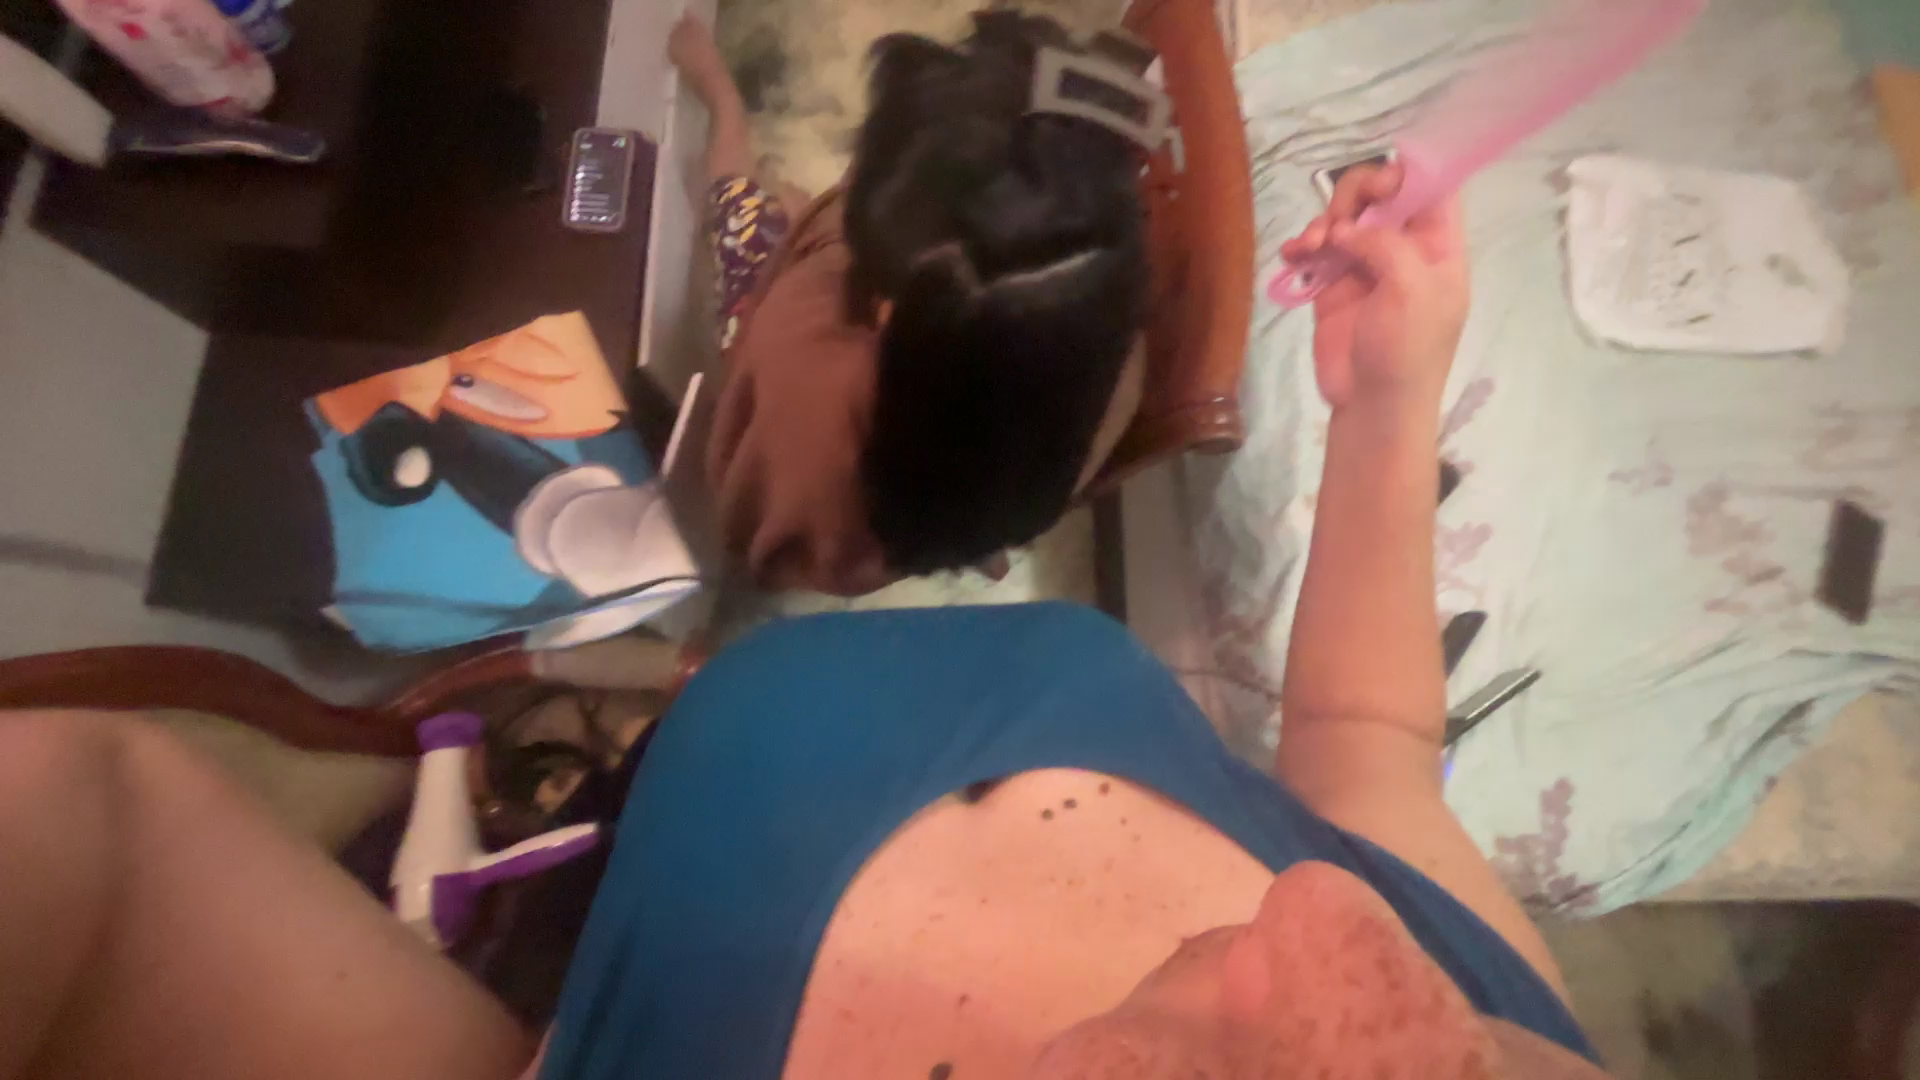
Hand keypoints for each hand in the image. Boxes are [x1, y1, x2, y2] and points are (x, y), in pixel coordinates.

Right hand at [1281, 163, 1467, 413]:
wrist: (1373, 403)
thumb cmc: (1407, 350)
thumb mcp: (1412, 290)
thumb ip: (1385, 245)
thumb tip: (1345, 229)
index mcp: (1437, 246)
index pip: (1430, 189)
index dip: (1406, 174)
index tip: (1378, 185)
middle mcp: (1401, 249)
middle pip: (1379, 199)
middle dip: (1354, 198)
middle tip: (1336, 222)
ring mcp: (1363, 268)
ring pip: (1343, 222)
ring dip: (1321, 224)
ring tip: (1307, 247)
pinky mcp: (1330, 289)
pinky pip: (1315, 255)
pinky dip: (1301, 249)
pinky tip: (1292, 256)